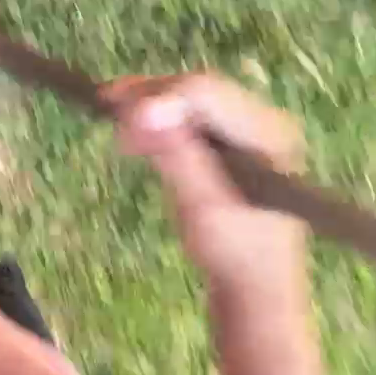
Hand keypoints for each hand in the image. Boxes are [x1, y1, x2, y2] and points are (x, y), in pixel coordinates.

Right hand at [101, 74, 306, 294]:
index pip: (209, 95)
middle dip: (150, 94)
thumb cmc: (235, 252)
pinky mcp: (224, 137)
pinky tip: (129, 126)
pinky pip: (183, 112)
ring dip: (147, 102)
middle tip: (106, 102)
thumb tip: (139, 112)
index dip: (163, 96)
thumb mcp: (204, 206)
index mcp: (270, 134)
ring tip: (110, 109)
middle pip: (196, 90)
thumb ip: (177, 156)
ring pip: (185, 97)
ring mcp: (244, 128)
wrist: (251, 284)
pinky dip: (153, 115)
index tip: (120, 110)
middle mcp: (261, 121)